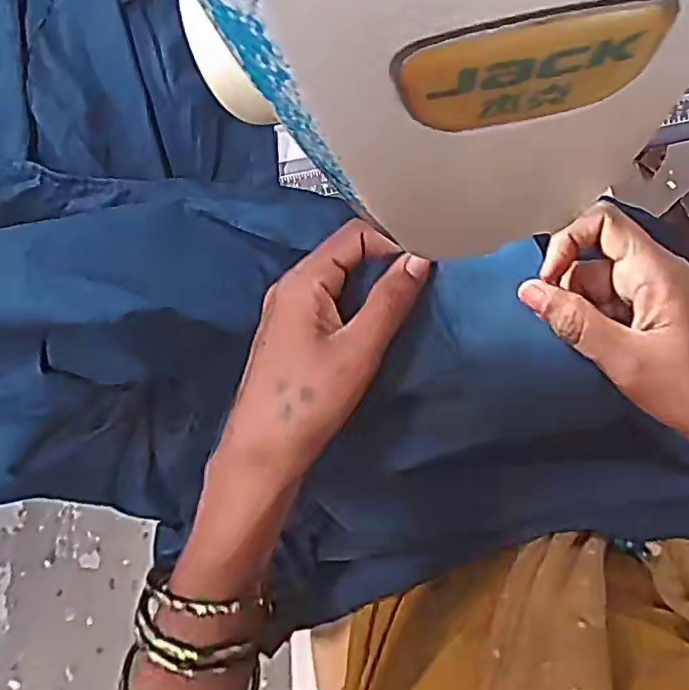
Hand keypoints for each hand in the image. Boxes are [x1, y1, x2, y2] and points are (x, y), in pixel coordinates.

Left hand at [216, 219, 429, 486]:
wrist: (262, 455)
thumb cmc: (309, 401)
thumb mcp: (359, 348)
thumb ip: (390, 299)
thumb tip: (419, 258)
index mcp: (301, 280)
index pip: (354, 234)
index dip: (393, 240)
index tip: (426, 261)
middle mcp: (291, 286)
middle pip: (346, 252)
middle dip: (386, 260)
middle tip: (423, 279)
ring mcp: (289, 310)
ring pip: (340, 278)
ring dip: (373, 284)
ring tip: (406, 300)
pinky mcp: (293, 333)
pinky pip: (331, 300)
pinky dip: (358, 303)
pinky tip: (376, 323)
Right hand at [518, 203, 688, 451]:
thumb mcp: (624, 357)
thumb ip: (573, 321)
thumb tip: (532, 292)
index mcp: (655, 271)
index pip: (602, 222)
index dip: (567, 242)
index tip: (548, 279)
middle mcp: (658, 275)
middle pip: (595, 258)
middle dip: (571, 290)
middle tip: (570, 328)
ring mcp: (659, 296)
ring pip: (601, 286)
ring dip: (586, 313)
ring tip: (599, 350)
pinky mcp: (658, 318)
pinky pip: (614, 308)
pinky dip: (601, 327)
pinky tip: (610, 355)